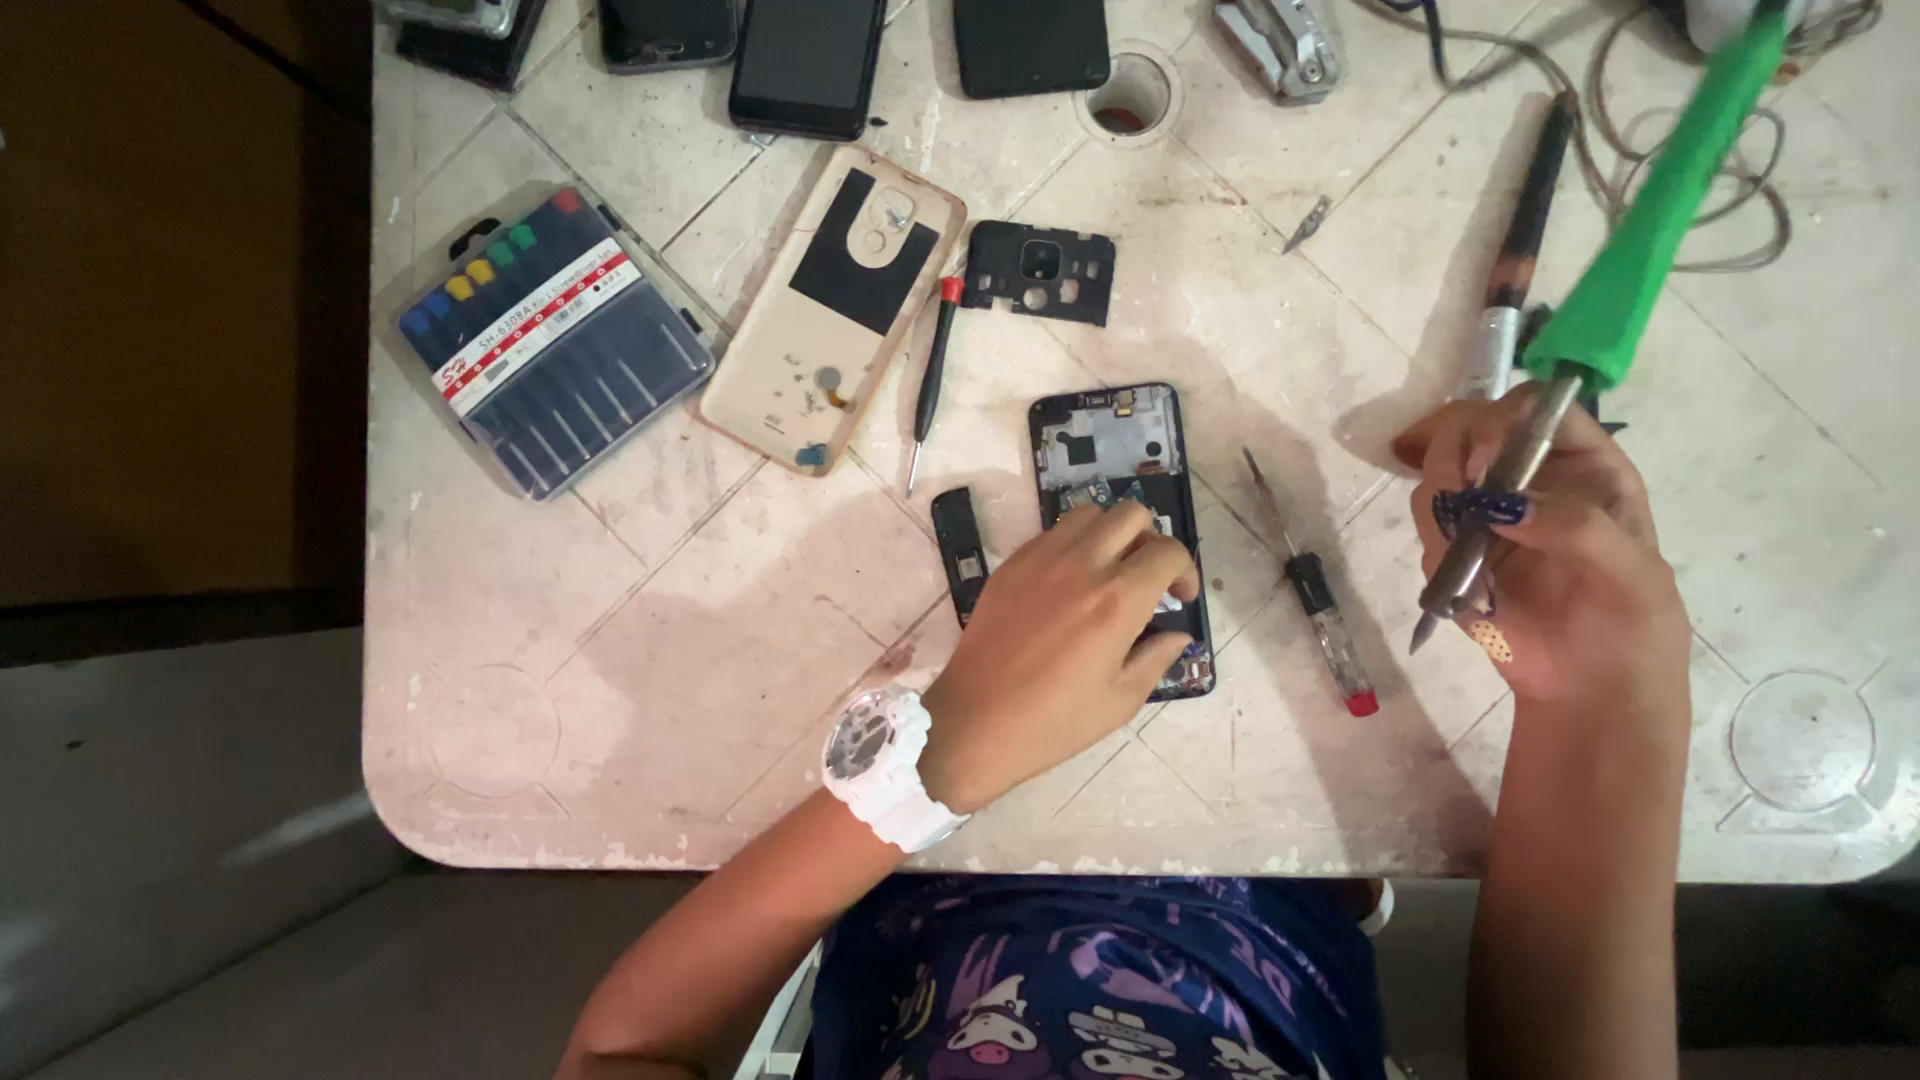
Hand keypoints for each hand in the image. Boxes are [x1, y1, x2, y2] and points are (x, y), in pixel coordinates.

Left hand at [918, 501, 1199, 812]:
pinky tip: (1069, 581)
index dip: (1185, 569)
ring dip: (1109, 534)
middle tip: (1145, 578)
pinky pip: (1052, 533)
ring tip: (1107, 571)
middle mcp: (1083, 564)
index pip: (1167, 551)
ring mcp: (1041, 558)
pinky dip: (1073, 544)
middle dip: (1150, 541)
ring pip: (1089, 514)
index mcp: (1118, 600)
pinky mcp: (1012, 564)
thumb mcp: (1120, 700)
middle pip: (1131, 514)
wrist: (977, 719)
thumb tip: (1178, 634)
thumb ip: (1157, 658)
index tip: (1179, 596)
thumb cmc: (1055, 721)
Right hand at [1392, 386, 1690, 716]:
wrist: (1585, 692)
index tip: (1482, 460)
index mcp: (1586, 469)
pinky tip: (1461, 576)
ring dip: (1439, 504)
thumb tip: (1499, 503)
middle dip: (1453, 456)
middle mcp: (1531, 478)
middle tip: (1455, 503)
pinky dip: (1433, 543)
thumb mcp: (1631, 578)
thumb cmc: (1629, 630)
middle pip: (1471, 428)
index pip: (1536, 410)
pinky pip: (1425, 521)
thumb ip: (1577, 530)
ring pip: (1437, 472)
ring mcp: (1487, 510)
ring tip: (1464, 552)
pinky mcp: (1454, 544)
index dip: (1502, 419)